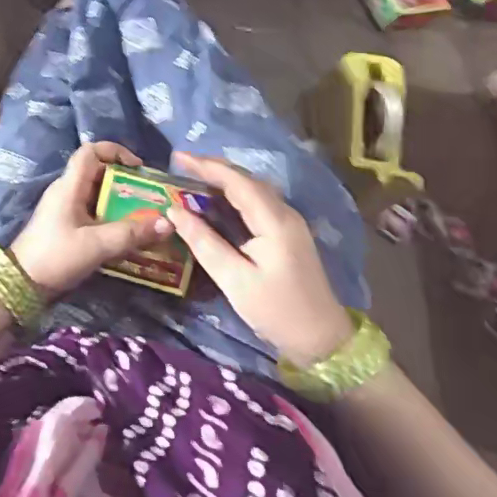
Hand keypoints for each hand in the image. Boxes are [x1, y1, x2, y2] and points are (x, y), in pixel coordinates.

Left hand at [10, 142, 173, 294]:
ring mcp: (65, 210)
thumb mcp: (97, 245)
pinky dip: (112, 218)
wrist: (21, 284)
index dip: (115, 151)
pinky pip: (93, 213)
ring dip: (121, 202)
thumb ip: (132, 233)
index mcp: (69, 187)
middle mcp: (67, 192)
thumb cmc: (56, 256)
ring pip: (98, 195)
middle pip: (98, 173)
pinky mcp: (66, 227)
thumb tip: (168, 222)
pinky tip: (129, 234)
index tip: (138, 167)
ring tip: (146, 216)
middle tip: (150, 196)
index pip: (90, 151)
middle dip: (125, 181)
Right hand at [164, 151, 353, 365]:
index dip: (206, 166)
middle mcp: (285, 214)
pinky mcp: (287, 233)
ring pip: (253, 189)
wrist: (321, 338)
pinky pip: (257, 203)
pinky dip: (234, 195)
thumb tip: (175, 211)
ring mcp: (289, 223)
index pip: (237, 182)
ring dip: (224, 180)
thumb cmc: (276, 310)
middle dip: (213, 168)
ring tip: (192, 177)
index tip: (177, 158)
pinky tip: (216, 200)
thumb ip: (204, 242)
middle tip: (180, 165)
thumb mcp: (234, 279)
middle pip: (247, 180)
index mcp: (274, 221)